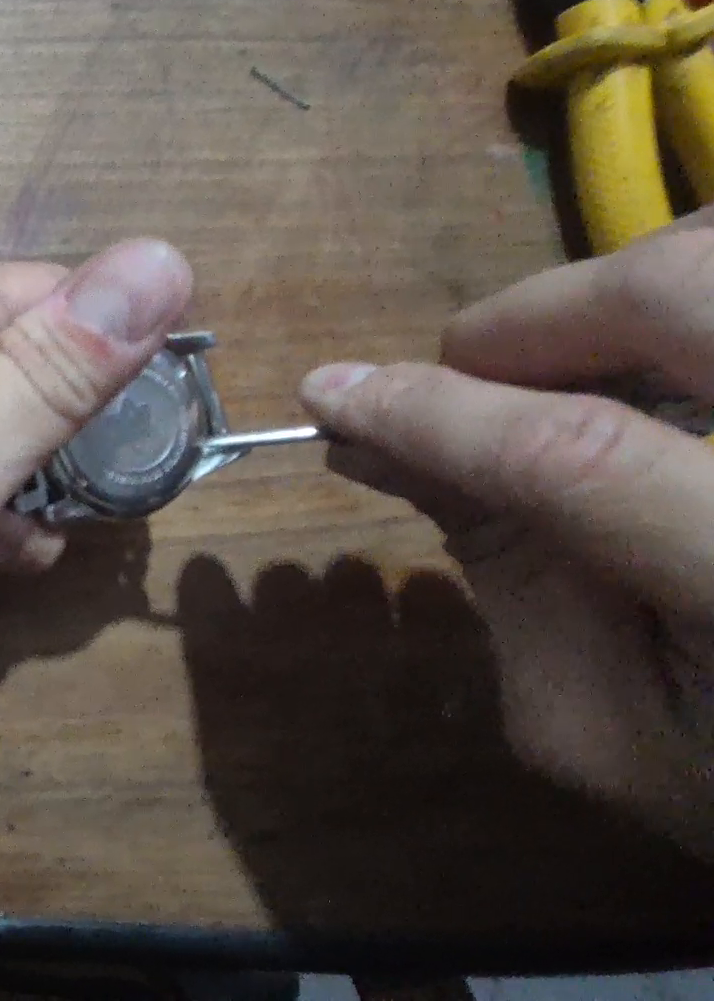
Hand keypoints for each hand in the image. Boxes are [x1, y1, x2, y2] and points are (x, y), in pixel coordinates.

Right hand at [298, 212, 713, 856]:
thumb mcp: (595, 717)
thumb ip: (496, 572)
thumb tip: (375, 446)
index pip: (572, 456)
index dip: (428, 414)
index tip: (328, 394)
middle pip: (688, 290)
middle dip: (536, 319)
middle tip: (475, 378)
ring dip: (632, 288)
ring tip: (587, 373)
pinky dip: (693, 290)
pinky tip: (679, 374)